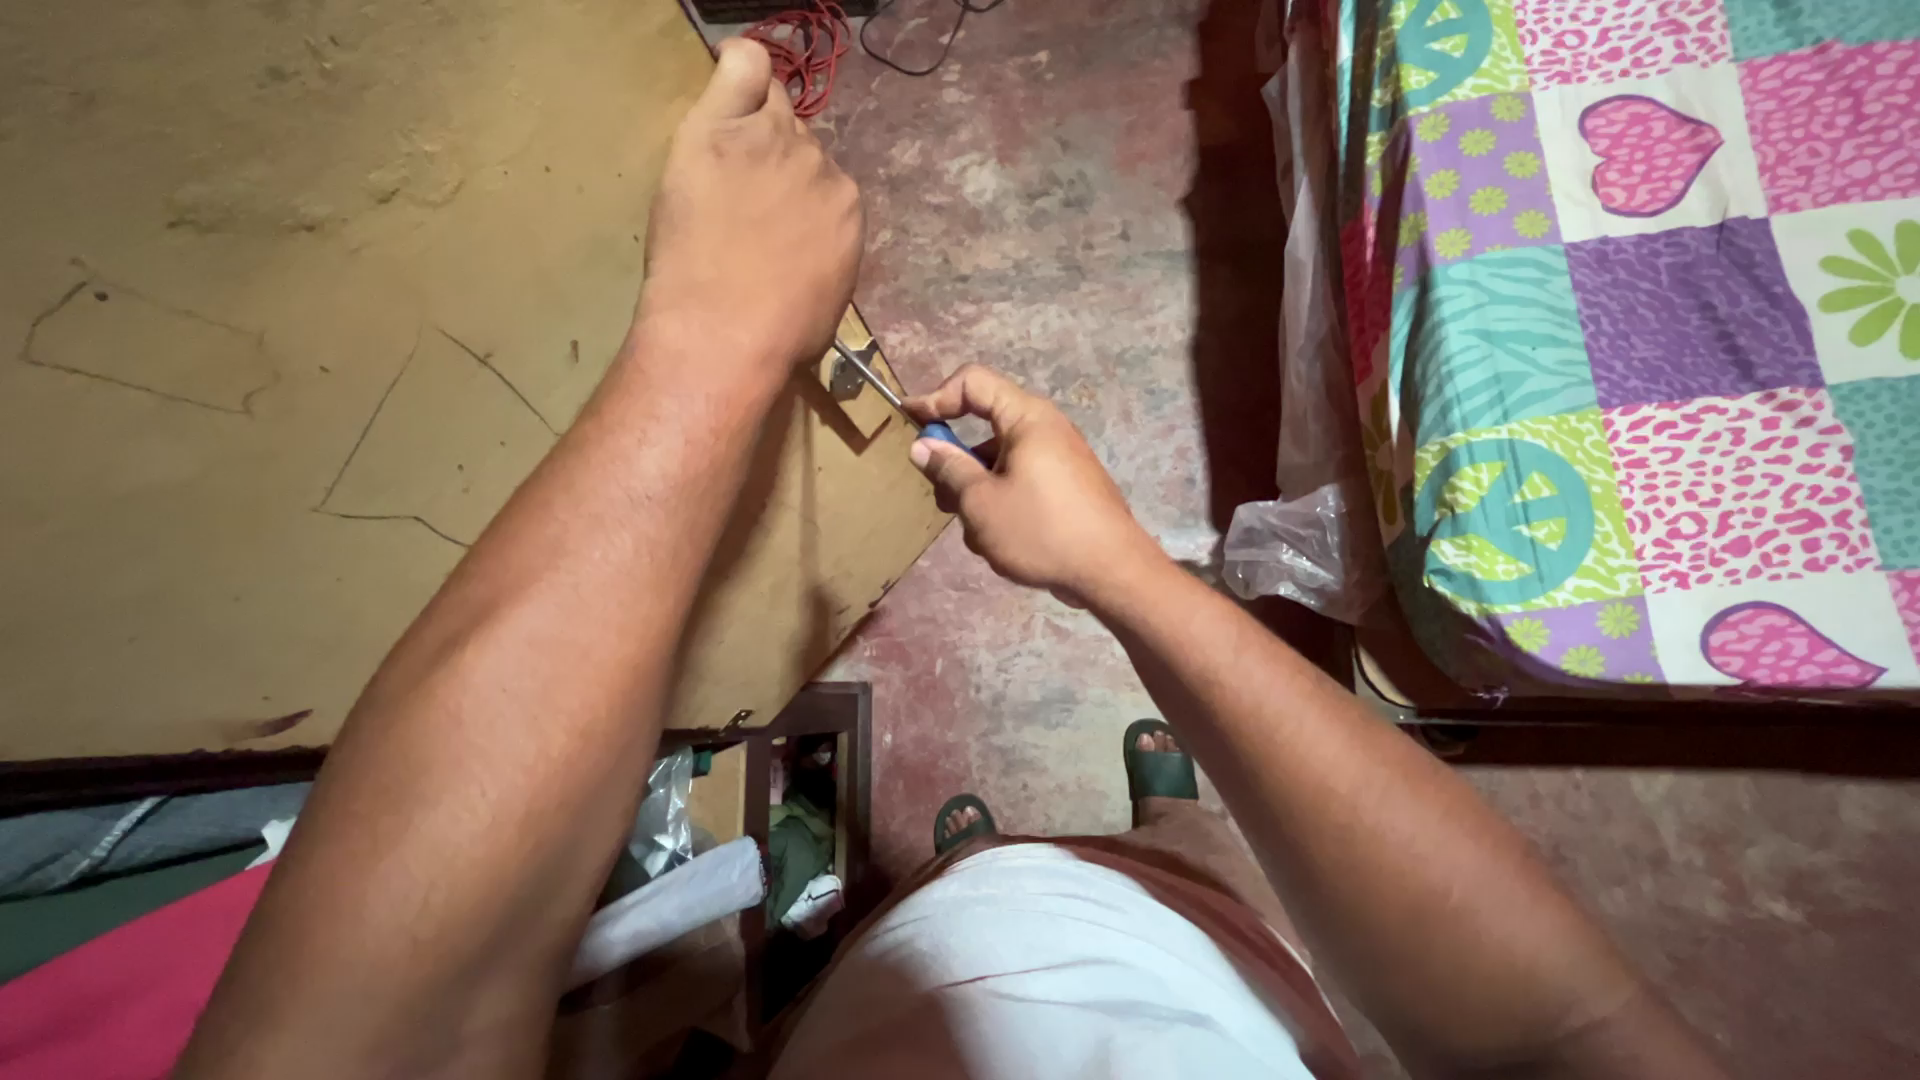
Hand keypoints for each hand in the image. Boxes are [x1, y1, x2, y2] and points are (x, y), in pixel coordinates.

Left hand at [635, 39, 861, 387]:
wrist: (728, 334)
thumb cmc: (779, 338)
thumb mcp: (825, 299)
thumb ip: (823, 253)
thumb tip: (808, 247)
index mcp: (847, 210)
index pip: (823, 178)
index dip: (795, 193)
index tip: (773, 216)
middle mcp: (820, 168)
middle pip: (796, 139)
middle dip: (773, 161)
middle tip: (741, 200)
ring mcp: (773, 142)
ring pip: (769, 104)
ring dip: (749, 126)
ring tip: (721, 167)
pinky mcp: (723, 128)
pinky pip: (743, 66)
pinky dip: (737, 72)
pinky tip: (723, 93)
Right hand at [904, 364, 1164, 602]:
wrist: (1110, 571)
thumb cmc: (1041, 530)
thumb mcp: (981, 501)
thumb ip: (949, 468)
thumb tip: (923, 445)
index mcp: (1026, 418)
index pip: (973, 382)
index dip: (936, 397)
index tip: (909, 422)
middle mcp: (1045, 430)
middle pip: (984, 430)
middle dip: (957, 463)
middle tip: (942, 498)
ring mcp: (1058, 462)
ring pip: (999, 466)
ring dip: (978, 495)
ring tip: (976, 534)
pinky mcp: (1064, 490)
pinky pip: (1020, 486)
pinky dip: (1002, 506)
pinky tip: (1001, 544)